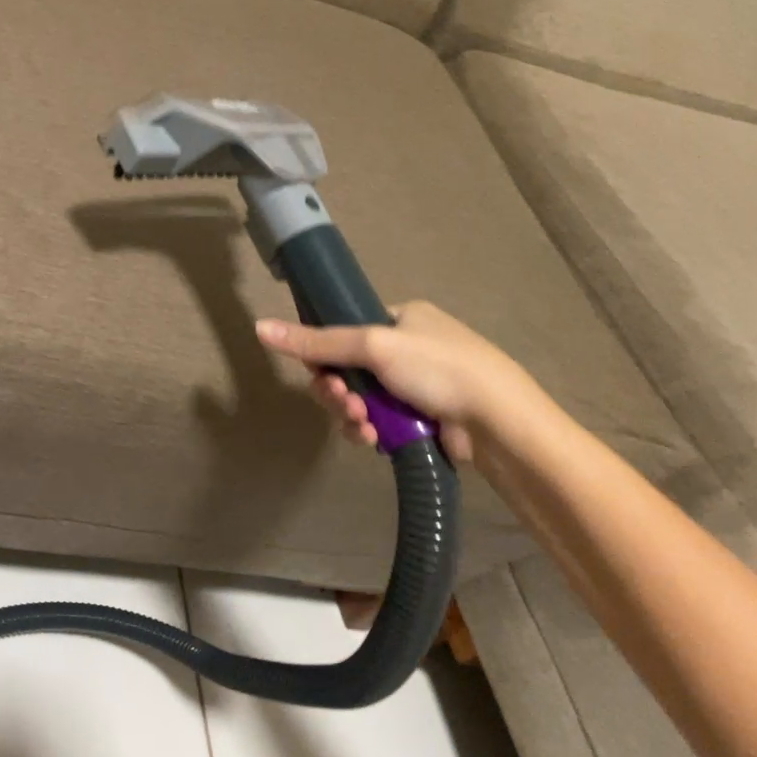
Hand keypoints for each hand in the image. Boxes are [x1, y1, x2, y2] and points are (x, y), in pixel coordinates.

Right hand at [256, 301, 541, 462]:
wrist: (497, 423)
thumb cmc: (439, 369)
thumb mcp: (373, 346)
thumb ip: (316, 341)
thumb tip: (258, 327)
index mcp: (402, 318)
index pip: (343, 331)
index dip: (323, 354)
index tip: (320, 372)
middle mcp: (405, 349)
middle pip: (344, 369)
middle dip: (337, 390)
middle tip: (343, 402)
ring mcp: (412, 387)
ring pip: (356, 399)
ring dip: (350, 413)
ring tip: (363, 425)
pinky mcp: (417, 420)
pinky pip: (374, 422)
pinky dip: (367, 429)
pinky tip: (374, 438)